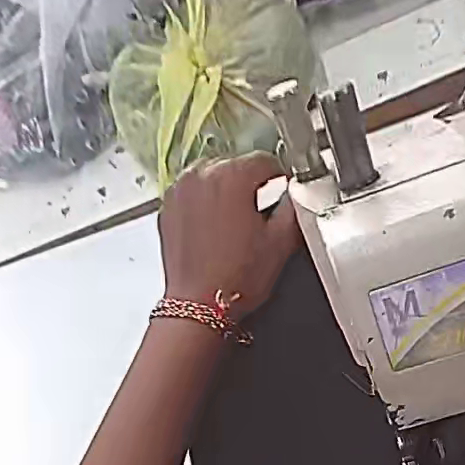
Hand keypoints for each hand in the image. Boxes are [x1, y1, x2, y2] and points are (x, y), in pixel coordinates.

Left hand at [158, 152, 302, 319]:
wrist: (200, 304)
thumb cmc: (237, 278)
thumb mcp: (281, 244)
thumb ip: (294, 210)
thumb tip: (297, 196)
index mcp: (232, 177)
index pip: (265, 160)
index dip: (281, 176)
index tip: (286, 188)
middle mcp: (201, 175)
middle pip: (236, 166)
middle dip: (252, 185)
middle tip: (263, 214)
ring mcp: (180, 190)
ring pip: (213, 178)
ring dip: (228, 193)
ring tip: (240, 224)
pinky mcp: (168, 208)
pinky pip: (194, 195)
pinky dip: (207, 205)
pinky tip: (219, 231)